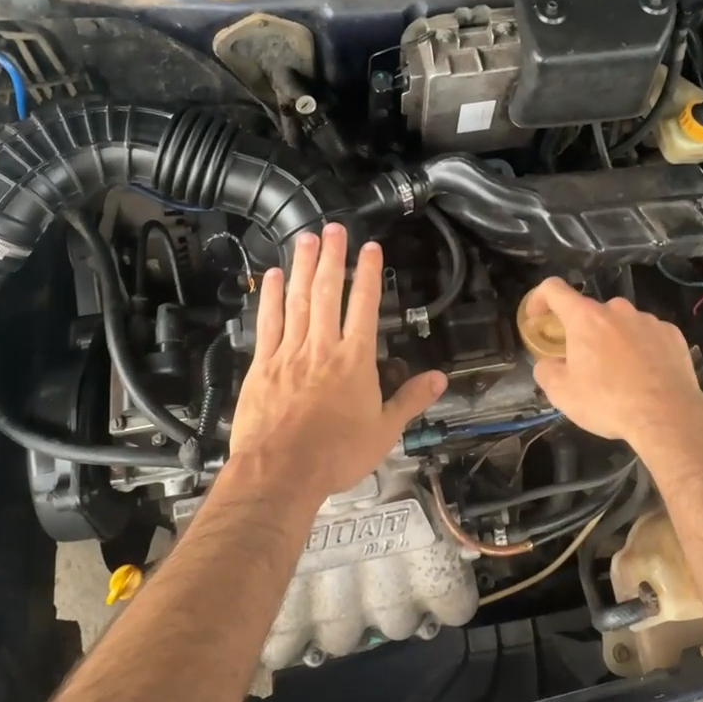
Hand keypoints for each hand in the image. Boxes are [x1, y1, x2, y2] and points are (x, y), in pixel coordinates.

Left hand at [228, 224, 446, 502]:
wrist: (280, 473)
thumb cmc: (336, 454)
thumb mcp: (384, 431)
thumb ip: (410, 400)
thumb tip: (440, 379)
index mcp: (354, 360)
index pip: (364, 306)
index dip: (368, 274)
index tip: (370, 248)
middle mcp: (322, 347)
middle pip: (326, 292)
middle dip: (332, 257)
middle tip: (334, 227)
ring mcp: (288, 353)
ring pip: (296, 300)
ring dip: (302, 266)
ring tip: (306, 238)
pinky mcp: (262, 365)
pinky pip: (267, 323)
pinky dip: (269, 297)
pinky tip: (271, 276)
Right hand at [526, 277, 702, 449]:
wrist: (668, 416)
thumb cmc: (609, 402)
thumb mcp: (562, 394)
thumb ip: (547, 371)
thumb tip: (548, 363)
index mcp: (585, 318)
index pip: (554, 289)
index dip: (539, 298)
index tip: (537, 317)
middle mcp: (617, 310)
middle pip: (591, 312)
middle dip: (583, 333)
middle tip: (584, 364)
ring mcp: (648, 319)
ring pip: (621, 324)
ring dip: (614, 341)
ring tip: (620, 376)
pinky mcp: (672, 334)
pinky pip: (648, 335)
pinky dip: (641, 349)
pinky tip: (646, 376)